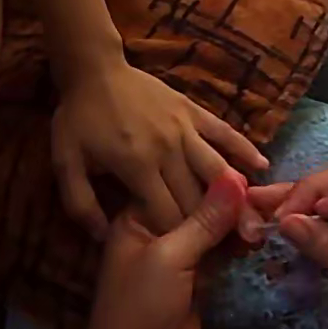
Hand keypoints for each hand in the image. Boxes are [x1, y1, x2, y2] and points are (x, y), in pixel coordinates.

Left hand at [51, 61, 269, 237]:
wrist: (93, 69)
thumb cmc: (78, 120)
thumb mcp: (65, 164)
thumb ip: (81, 204)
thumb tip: (102, 236)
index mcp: (137, 167)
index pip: (168, 215)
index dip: (181, 239)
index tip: (193, 259)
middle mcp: (167, 150)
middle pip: (198, 197)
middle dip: (218, 226)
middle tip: (235, 246)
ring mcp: (184, 128)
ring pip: (218, 169)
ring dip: (237, 196)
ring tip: (253, 218)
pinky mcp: (193, 111)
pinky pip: (224, 132)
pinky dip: (245, 149)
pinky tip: (263, 166)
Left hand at [73, 169, 249, 328]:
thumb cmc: (140, 312)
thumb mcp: (169, 259)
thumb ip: (204, 220)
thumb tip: (236, 177)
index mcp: (136, 217)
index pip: (176, 181)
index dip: (212, 179)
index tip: (247, 174)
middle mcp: (156, 229)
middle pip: (197, 203)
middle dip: (229, 203)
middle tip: (263, 204)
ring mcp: (177, 255)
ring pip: (212, 227)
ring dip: (237, 223)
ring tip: (265, 218)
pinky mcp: (196, 279)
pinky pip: (219, 252)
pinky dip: (237, 245)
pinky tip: (258, 237)